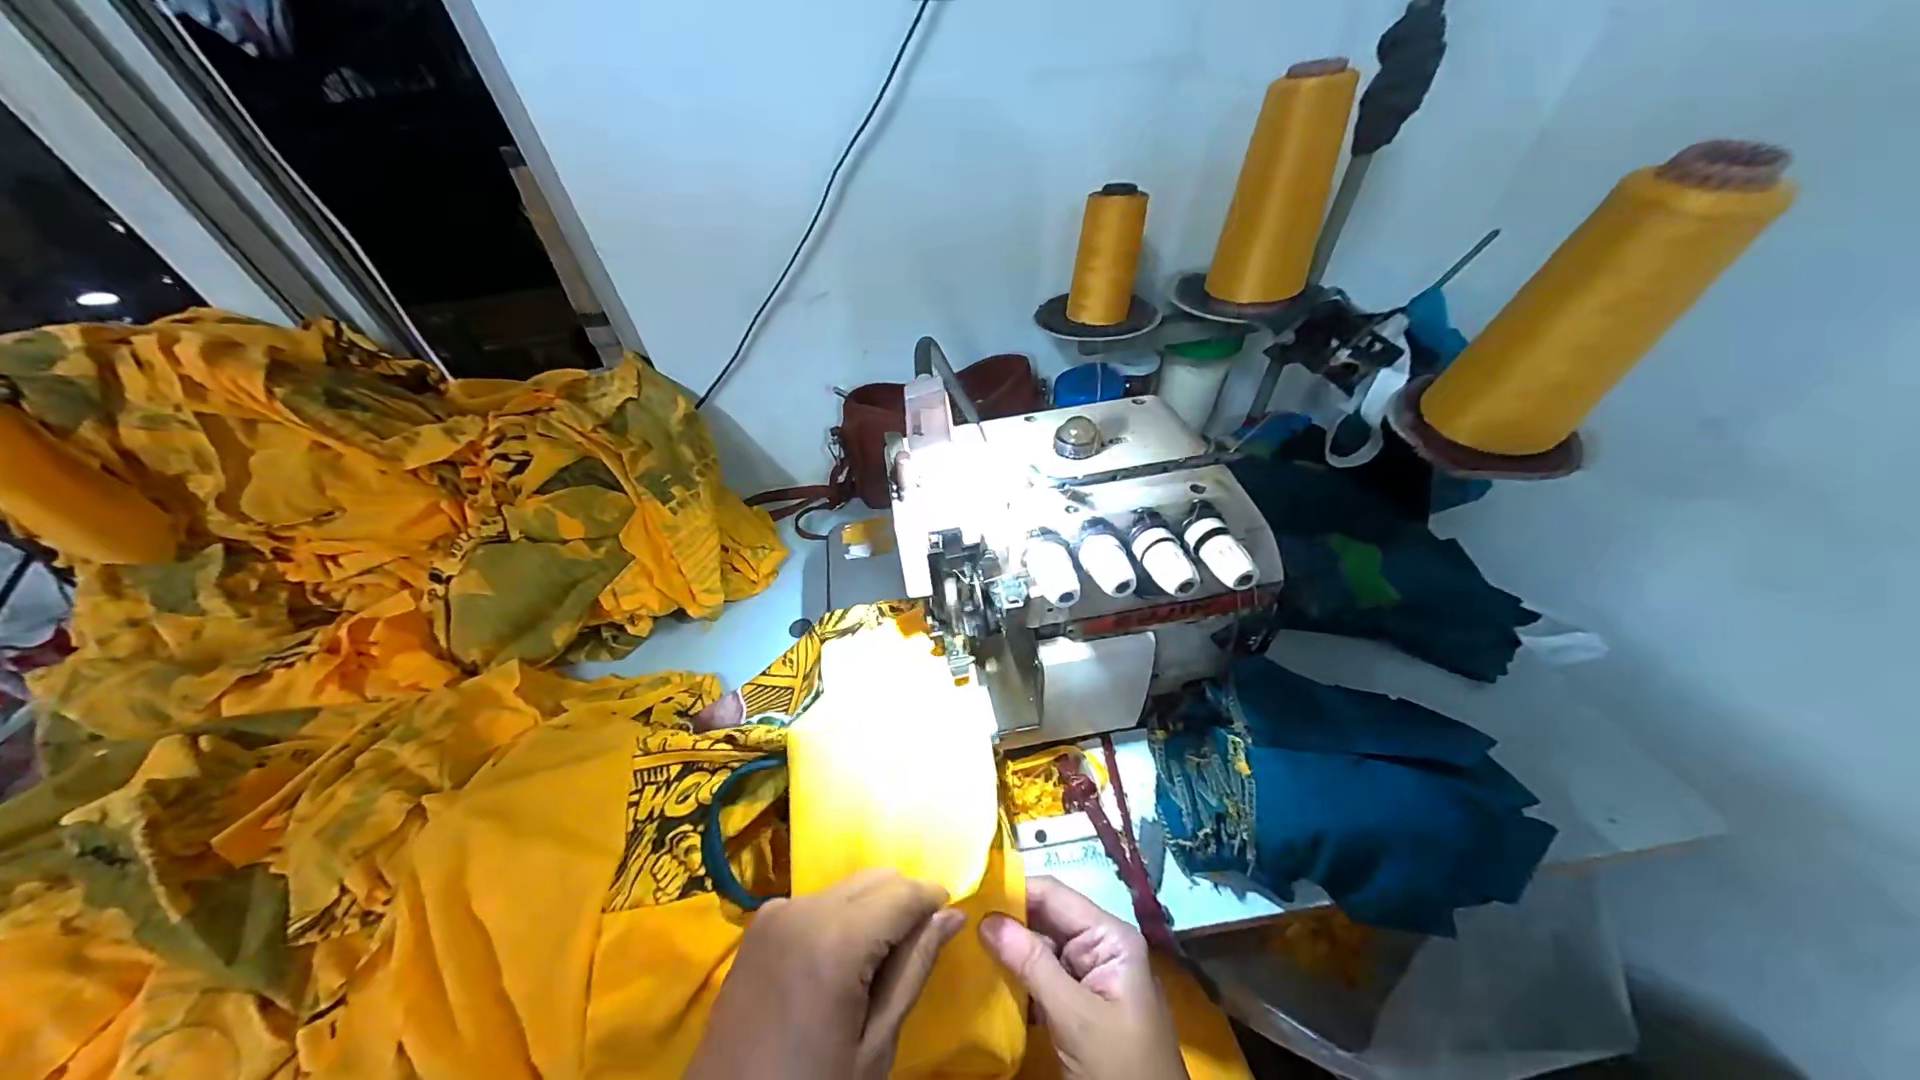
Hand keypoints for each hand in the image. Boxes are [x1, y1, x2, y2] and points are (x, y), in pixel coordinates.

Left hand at [686, 870, 967, 1079]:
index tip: (950, 920)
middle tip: (913, 951)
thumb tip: (951, 915)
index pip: (904, 892)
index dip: (933, 900)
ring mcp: (776, 912)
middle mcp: (805, 908)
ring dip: (872, 909)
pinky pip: (817, 901)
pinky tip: (837, 963)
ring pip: (847, 886)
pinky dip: (840, 916)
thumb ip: (914, 970)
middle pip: (876, 878)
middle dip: (903, 902)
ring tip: (875, 963)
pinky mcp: (758, 924)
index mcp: (837, 939)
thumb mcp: (874, 1045)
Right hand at [980, 876, 1188, 1079]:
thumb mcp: (1076, 1017)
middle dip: (1006, 919)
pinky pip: (1041, 976)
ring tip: (965, 942)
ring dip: (1007, 948)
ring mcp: (1089, 975)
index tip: (971, 892)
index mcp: (1109, 936)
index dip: (1014, 889)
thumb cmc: (1122, 1067)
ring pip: (1040, 947)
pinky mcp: (1078, 1004)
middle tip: (961, 919)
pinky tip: (987, 976)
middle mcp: (1099, 945)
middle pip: (1045, 918)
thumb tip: (986, 920)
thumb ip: (1032, 965)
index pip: (1055, 895)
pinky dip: (1017, 977)